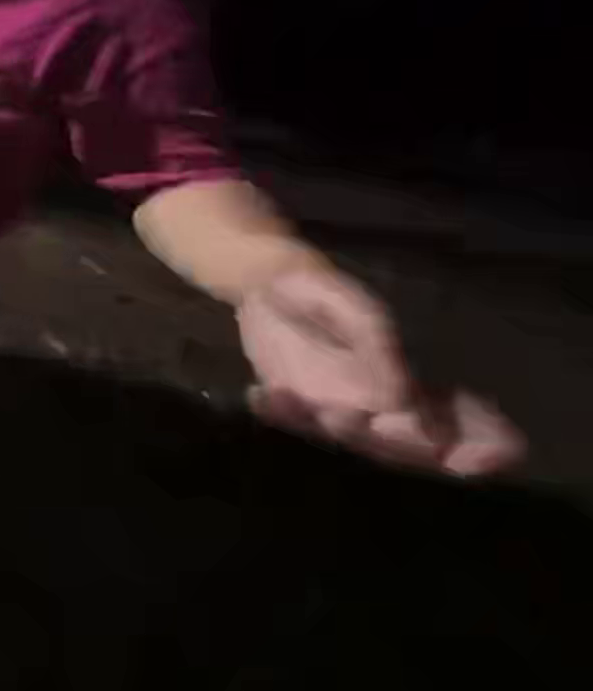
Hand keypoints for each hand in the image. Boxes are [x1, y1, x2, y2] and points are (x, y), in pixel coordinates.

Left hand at [237, 265, 524, 476]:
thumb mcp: (358, 313)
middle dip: (379, 443)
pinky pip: (292, 420)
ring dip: (318, 427)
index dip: (483, 454)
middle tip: (337, 415)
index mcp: (429, 382)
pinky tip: (257, 393)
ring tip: (285, 397)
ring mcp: (343, 404)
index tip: (456, 459)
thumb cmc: (325, 292)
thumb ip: (382, 354)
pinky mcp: (296, 398)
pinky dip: (276, 413)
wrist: (267, 282)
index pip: (484, 434)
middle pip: (410, 450)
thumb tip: (398, 405)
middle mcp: (392, 404)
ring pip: (346, 438)